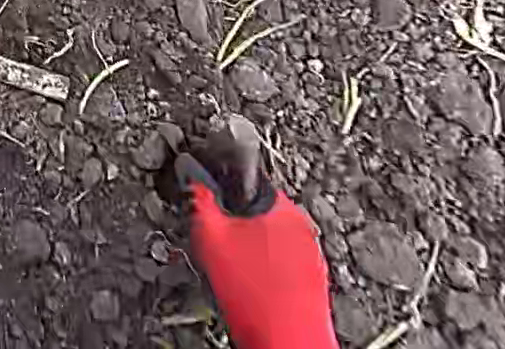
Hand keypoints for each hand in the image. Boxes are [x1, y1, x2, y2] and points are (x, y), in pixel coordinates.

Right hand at [182, 115, 337, 348]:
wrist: (288, 346)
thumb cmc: (253, 294)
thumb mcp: (210, 236)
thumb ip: (200, 197)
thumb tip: (191, 172)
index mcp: (279, 205)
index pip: (243, 174)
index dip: (219, 181)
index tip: (206, 191)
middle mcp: (300, 223)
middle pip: (255, 203)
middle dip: (234, 215)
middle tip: (219, 236)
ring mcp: (310, 251)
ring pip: (267, 230)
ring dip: (249, 238)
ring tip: (235, 262)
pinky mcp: (313, 276)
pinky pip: (280, 253)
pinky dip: (264, 259)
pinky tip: (251, 278)